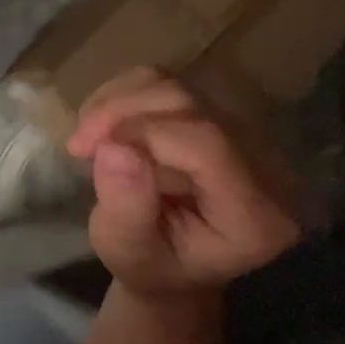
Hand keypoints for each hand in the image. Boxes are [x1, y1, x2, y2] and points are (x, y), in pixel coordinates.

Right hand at [66, 68, 301, 297]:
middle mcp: (265, 167)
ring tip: (89, 135)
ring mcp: (243, 135)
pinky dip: (121, 93)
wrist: (170, 261)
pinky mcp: (214, 113)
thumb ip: (126, 209)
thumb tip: (116, 148)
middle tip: (79, 145)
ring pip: (171, 85)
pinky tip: (104, 124)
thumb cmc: (150, 263)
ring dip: (115, 102)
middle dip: (119, 114)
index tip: (86, 151)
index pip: (207, 144)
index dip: (140, 132)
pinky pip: (162, 80)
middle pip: (187, 105)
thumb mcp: (127, 252)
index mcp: (256, 214)